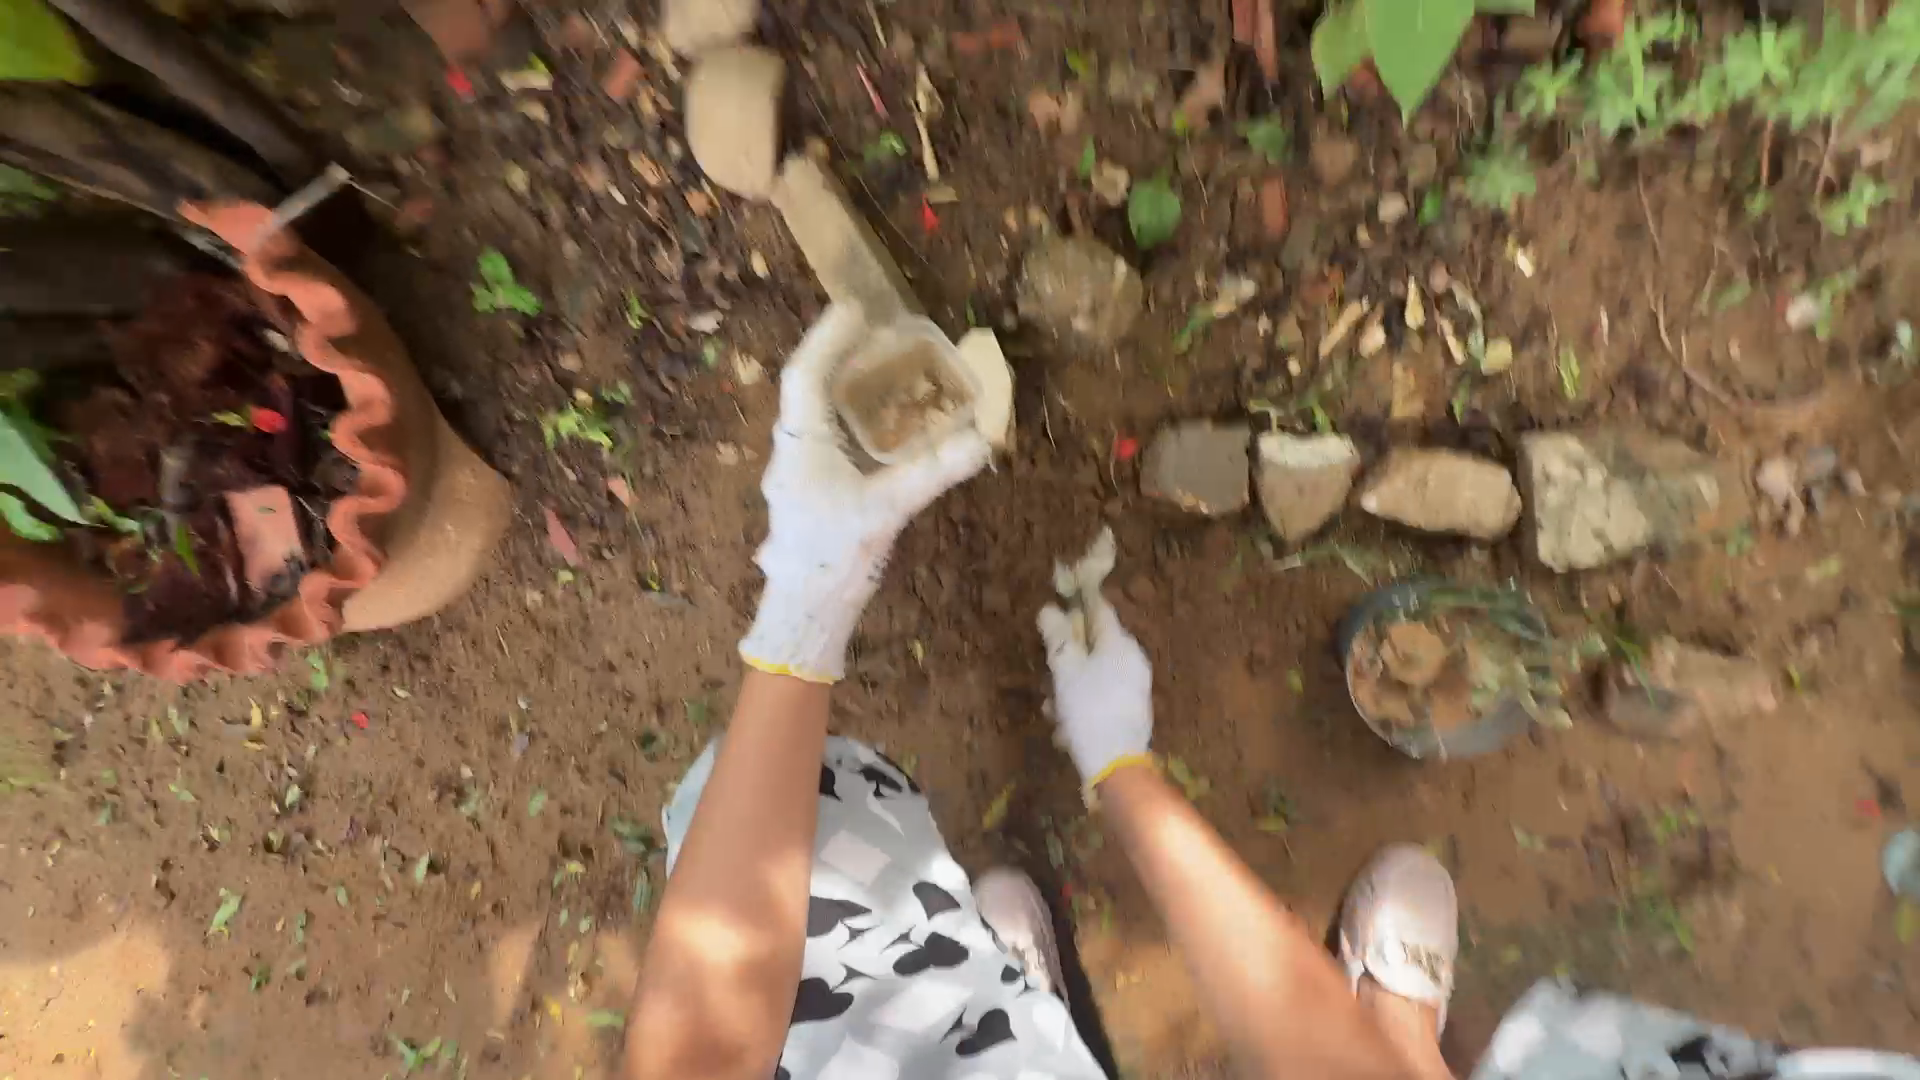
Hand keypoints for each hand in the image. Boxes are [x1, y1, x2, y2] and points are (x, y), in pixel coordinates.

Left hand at [739, 305, 991, 682]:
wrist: (808, 609)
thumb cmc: (836, 555)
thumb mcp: (888, 508)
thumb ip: (934, 471)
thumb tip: (984, 441)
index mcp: (800, 443)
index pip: (805, 374)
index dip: (828, 336)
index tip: (855, 307)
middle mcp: (794, 448)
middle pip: (811, 387)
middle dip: (841, 355)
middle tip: (880, 333)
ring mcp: (800, 469)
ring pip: (819, 413)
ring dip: (847, 386)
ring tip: (884, 367)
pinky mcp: (813, 487)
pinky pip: (832, 437)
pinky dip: (855, 419)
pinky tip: (884, 422)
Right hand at [1037, 600, 1153, 788]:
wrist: (1116, 764)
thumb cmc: (1089, 709)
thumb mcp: (1065, 670)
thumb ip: (1057, 637)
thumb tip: (1049, 609)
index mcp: (1120, 644)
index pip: (1099, 609)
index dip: (1076, 603)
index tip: (1056, 605)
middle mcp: (1132, 660)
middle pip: (1092, 645)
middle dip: (1066, 659)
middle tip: (1048, 676)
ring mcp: (1134, 686)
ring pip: (1092, 673)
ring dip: (1069, 687)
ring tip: (1054, 711)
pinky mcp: (1130, 710)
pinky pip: (1101, 695)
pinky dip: (1082, 705)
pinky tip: (1066, 728)